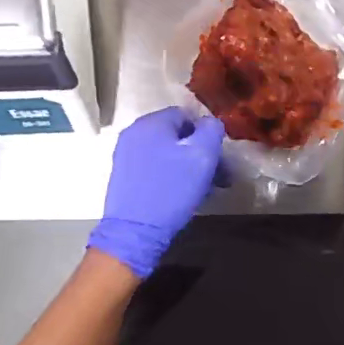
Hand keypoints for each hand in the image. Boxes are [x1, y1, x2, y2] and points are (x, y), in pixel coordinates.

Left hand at [87, 107, 225, 277]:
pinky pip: (155, 166)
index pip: (186, 114)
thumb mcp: (202, 157)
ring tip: (203, 188)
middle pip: (176, 135)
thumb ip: (212, 131)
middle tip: (218, 175)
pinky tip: (182, 193)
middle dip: (200, 152)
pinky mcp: (124, 175)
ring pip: (167, 152)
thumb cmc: (172, 190)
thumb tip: (210, 123)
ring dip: (188, 166)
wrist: (135, 230)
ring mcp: (126, 154)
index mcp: (152, 123)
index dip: (207, 133)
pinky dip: (172, 175)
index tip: (219, 156)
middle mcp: (134, 133)